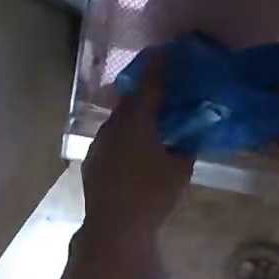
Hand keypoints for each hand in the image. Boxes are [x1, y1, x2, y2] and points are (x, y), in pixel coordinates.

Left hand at [81, 53, 191, 255]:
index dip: (157, 68)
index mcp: (137, 122)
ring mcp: (99, 144)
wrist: (115, 226)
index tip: (162, 51)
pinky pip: (110, 140)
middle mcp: (114, 126)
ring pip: (117, 122)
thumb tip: (186, 141)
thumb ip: (185, 149)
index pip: (150, 87)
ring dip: (132, 117)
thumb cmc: (152, 195)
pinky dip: (123, 138)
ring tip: (148, 121)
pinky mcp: (92, 162)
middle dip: (143, 93)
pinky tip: (132, 150)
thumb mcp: (179, 171)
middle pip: (129, 102)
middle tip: (158, 89)